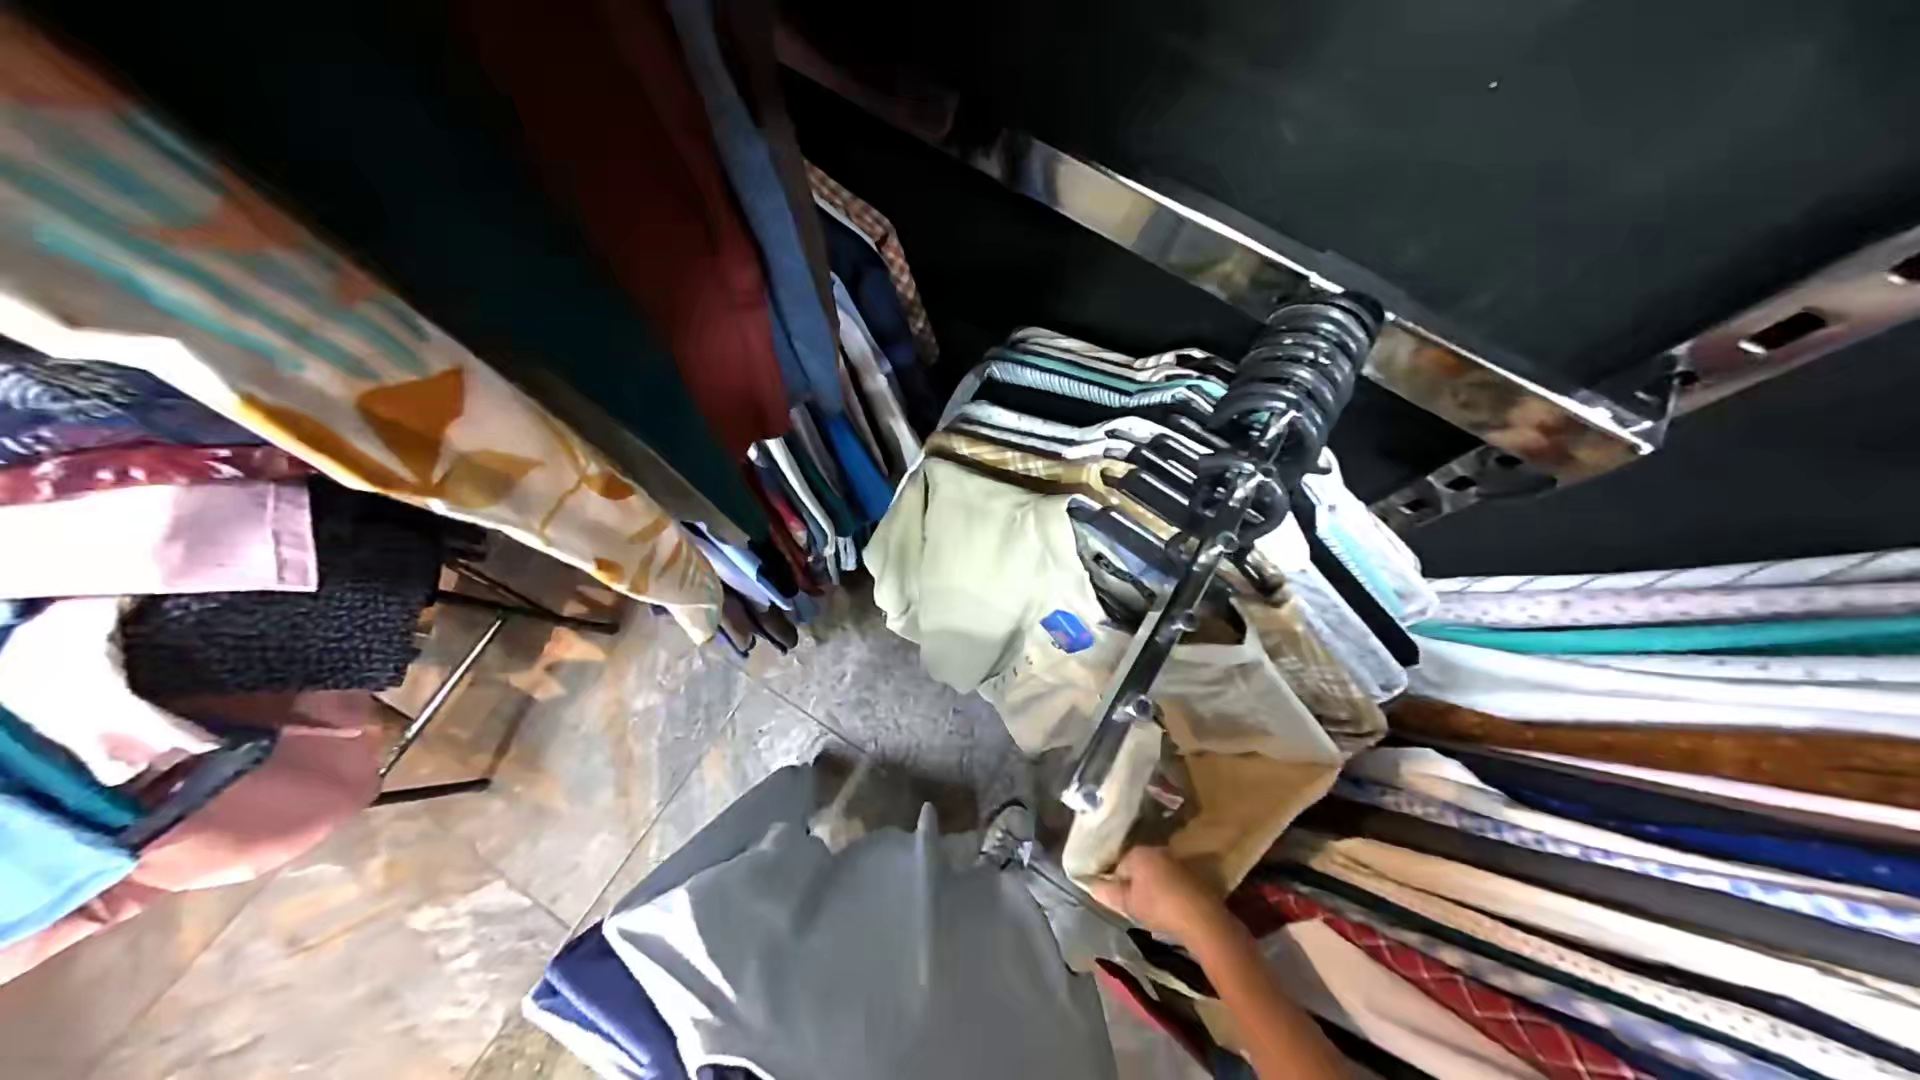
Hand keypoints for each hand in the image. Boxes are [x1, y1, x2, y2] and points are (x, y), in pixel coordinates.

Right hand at [1089, 846, 1232, 946]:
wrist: (1202, 918)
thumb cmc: (1159, 907)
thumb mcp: (1129, 904)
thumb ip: (1109, 893)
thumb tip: (1091, 886)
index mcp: (1138, 852)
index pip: (1118, 864)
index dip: (1116, 883)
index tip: (1119, 901)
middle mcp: (1158, 850)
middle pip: (1138, 866)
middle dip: (1135, 883)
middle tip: (1134, 906)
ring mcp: (1177, 861)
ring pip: (1156, 873)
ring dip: (1152, 887)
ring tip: (1152, 910)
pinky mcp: (1194, 876)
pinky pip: (1172, 881)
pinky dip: (1169, 892)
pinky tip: (1170, 910)